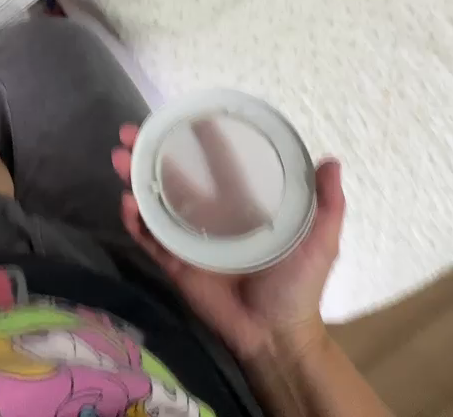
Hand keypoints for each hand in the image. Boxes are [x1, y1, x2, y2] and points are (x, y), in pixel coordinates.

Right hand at [112, 123, 345, 360]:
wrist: (275, 337)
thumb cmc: (297, 287)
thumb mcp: (320, 243)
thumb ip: (328, 206)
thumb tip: (332, 161)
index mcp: (236, 204)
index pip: (212, 164)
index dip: (193, 139)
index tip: (174, 116)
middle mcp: (207, 214)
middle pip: (170, 175)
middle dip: (147, 151)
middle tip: (128, 133)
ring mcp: (186, 237)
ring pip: (152, 200)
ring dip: (133, 178)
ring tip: (120, 160)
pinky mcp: (173, 261)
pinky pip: (148, 237)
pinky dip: (134, 220)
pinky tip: (128, 204)